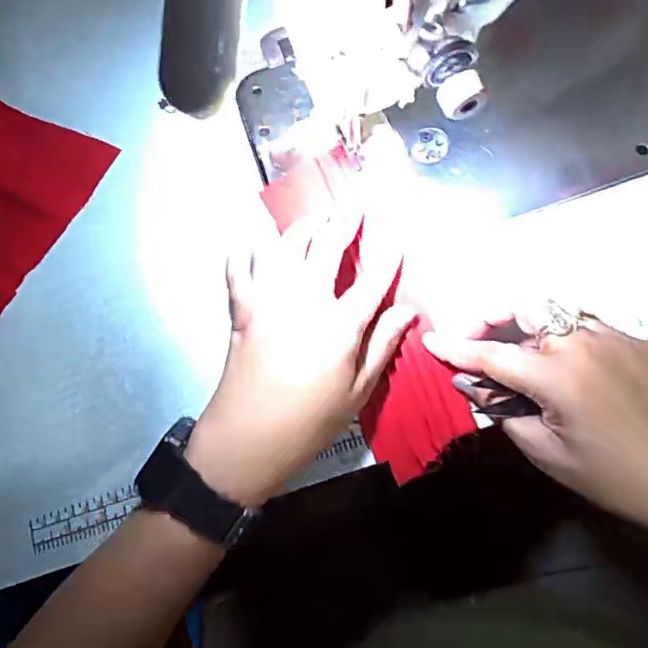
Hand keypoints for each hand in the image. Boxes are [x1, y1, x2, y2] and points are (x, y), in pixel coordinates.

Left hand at [187, 208, 414, 506]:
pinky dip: (244, 254)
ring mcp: (269, 303)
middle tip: (354, 207)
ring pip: (283, 249)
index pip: (372, 279)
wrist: (246, 440)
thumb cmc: (310, 422)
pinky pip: (239, 272)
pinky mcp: (241, 311)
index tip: (397, 234)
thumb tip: (408, 311)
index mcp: (340, 325)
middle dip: (343, 224)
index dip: (387, 254)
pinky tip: (250, 243)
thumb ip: (382, 345)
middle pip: (326, 249)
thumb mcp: (358, 391)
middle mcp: (305, 303)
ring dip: (300, 228)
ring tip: (314, 218)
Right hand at [422, 317, 647, 580]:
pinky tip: (573, 368)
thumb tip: (471, 384)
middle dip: (495, 317)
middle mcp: (583, 341)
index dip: (456, 346)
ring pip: (561, 313)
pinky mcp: (640, 341)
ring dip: (534, 326)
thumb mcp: (547, 453)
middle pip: (526, 306)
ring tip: (525, 354)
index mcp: (556, 374)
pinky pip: (593, 328)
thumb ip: (504, 412)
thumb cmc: (613, 478)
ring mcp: (616, 336)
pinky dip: (569, 339)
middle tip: (482, 341)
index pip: (492, 353)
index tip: (431, 338)